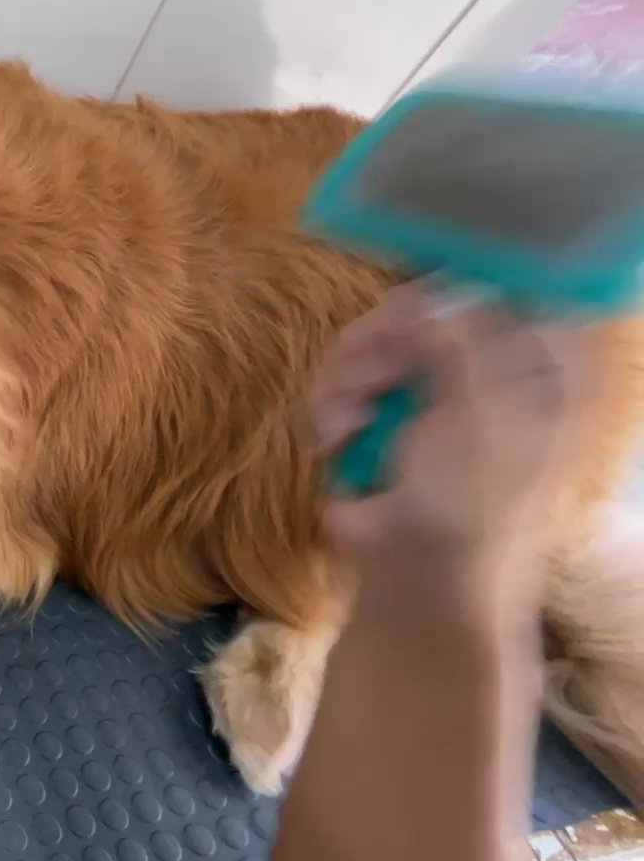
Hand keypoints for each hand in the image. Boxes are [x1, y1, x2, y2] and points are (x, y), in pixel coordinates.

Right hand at [309, 283, 588, 630]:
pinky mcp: (369, 417)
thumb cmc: (466, 507)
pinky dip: (322, 412)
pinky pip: (332, 386)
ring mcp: (420, 396)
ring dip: (340, 385)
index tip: (410, 304)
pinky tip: (329, 441)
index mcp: (537, 371)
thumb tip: (438, 292)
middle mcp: (479, 374)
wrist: (410, 571)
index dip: (454, 288)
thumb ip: (463, 352)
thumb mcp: (478, 424)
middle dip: (375, 347)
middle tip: (362, 378)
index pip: (502, 296)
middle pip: (415, 316)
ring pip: (363, 350)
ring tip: (340, 425)